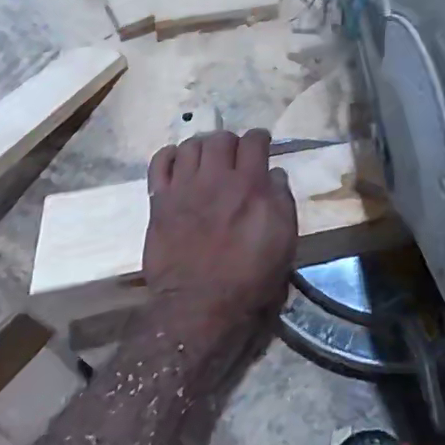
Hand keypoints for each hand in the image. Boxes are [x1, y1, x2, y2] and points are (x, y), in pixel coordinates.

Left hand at [145, 129, 296, 325]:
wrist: (201, 305)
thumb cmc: (252, 276)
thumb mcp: (285, 238)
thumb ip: (282, 200)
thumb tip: (273, 174)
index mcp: (251, 185)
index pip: (254, 141)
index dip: (260, 138)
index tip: (262, 145)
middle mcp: (217, 179)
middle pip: (220, 138)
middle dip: (231, 142)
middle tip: (234, 155)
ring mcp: (184, 189)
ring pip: (190, 146)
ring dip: (202, 147)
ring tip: (207, 160)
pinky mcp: (159, 203)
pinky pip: (159, 163)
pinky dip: (170, 156)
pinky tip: (179, 164)